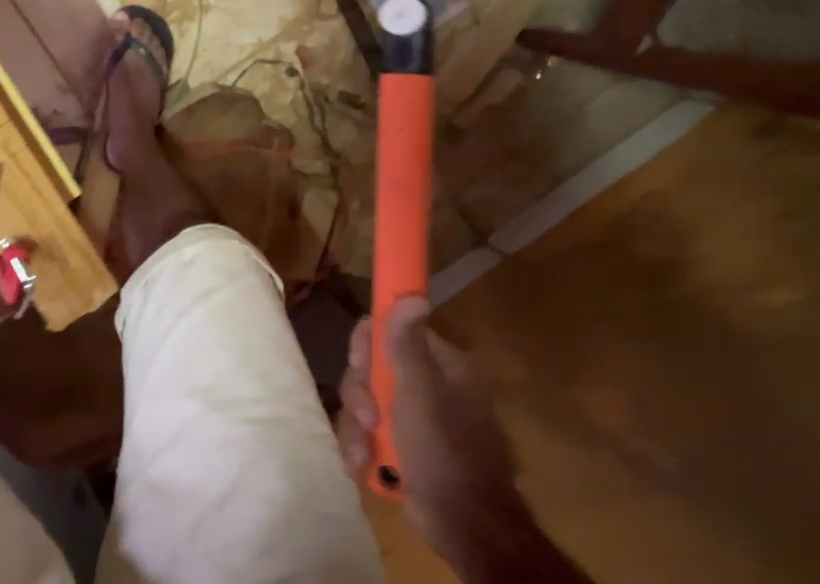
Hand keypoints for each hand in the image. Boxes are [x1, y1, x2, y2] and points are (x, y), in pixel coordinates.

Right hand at [338, 298, 522, 553]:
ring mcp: (412, 420)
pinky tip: (363, 466)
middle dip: (359, 396)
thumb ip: (408, 345)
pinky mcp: (400, 447)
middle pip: (369, 369)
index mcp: (440, 367)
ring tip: (364, 453)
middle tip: (368, 418)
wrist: (464, 525)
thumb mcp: (420, 394)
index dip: (368, 344)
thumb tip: (412, 294)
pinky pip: (364, 433)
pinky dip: (360, 448)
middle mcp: (426, 387)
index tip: (360, 364)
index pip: (392, 331)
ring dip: (356, 429)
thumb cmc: (446, 451)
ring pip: (362, 404)